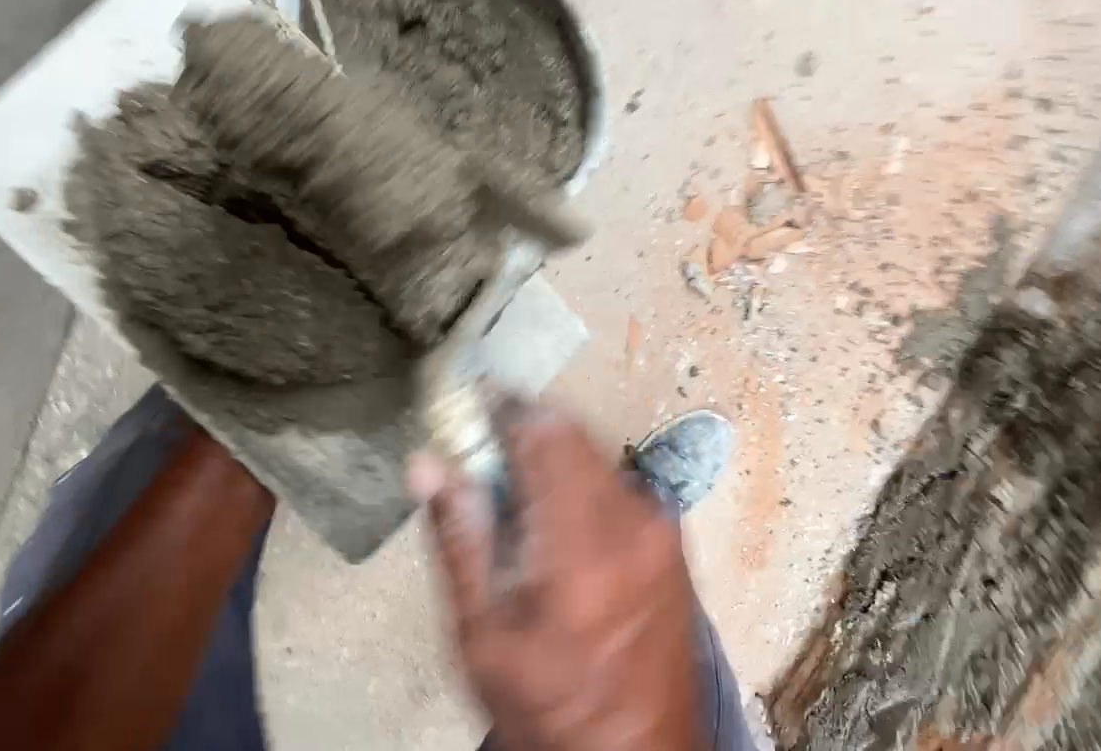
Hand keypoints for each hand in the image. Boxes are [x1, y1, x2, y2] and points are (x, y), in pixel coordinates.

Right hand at [409, 405, 703, 750]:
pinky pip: (617, 480)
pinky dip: (580, 478)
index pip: (543, 435)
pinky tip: (557, 518)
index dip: (505, 403)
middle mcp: (632, 524)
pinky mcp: (672, 541)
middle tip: (486, 443)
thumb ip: (458, 539)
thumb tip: (428, 463)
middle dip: (525, 425)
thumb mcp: (481, 638)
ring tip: (517, 488)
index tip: (474, 393)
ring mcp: (660, 530)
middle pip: (572, 433)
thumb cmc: (549, 707)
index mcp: (580, 548)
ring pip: (595, 452)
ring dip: (552, 451)